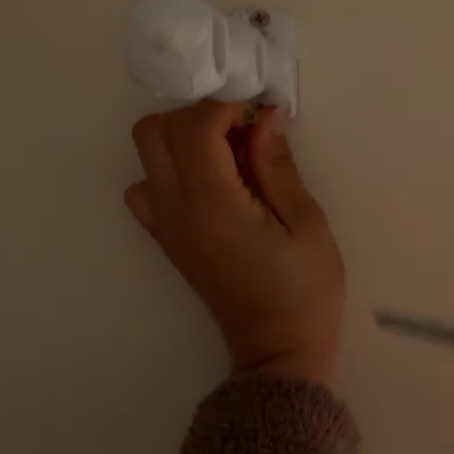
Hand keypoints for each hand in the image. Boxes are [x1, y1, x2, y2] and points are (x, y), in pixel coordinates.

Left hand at [124, 103, 343, 386]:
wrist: (279, 348)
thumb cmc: (305, 288)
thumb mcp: (307, 222)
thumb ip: (278, 166)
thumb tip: (266, 117)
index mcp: (213, 207)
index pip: (194, 129)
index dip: (226, 105)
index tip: (261, 109)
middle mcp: (176, 211)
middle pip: (154, 132)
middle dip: (198, 115)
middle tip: (244, 128)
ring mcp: (165, 227)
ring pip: (147, 155)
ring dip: (182, 138)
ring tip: (230, 153)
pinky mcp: (167, 239)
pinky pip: (148, 186)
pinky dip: (173, 168)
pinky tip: (214, 180)